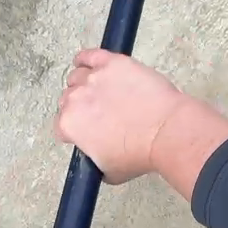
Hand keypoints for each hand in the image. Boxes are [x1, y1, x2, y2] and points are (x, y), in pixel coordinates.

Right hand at [54, 50, 227, 198]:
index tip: (87, 130)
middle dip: (80, 106)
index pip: (61, 124)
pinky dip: (85, 58)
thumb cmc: (139, 153)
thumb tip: (95, 155)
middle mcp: (75, 99)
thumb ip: (92, 160)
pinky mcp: (112, 63)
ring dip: (84, 83)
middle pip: (68, 99)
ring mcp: (93, 78)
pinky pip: (89, 55)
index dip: (75, 128)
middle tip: (100, 113)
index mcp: (69, 125)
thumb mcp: (108, 172)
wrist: (165, 131)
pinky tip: (86, 62)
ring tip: (100, 89)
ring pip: (76, 76)